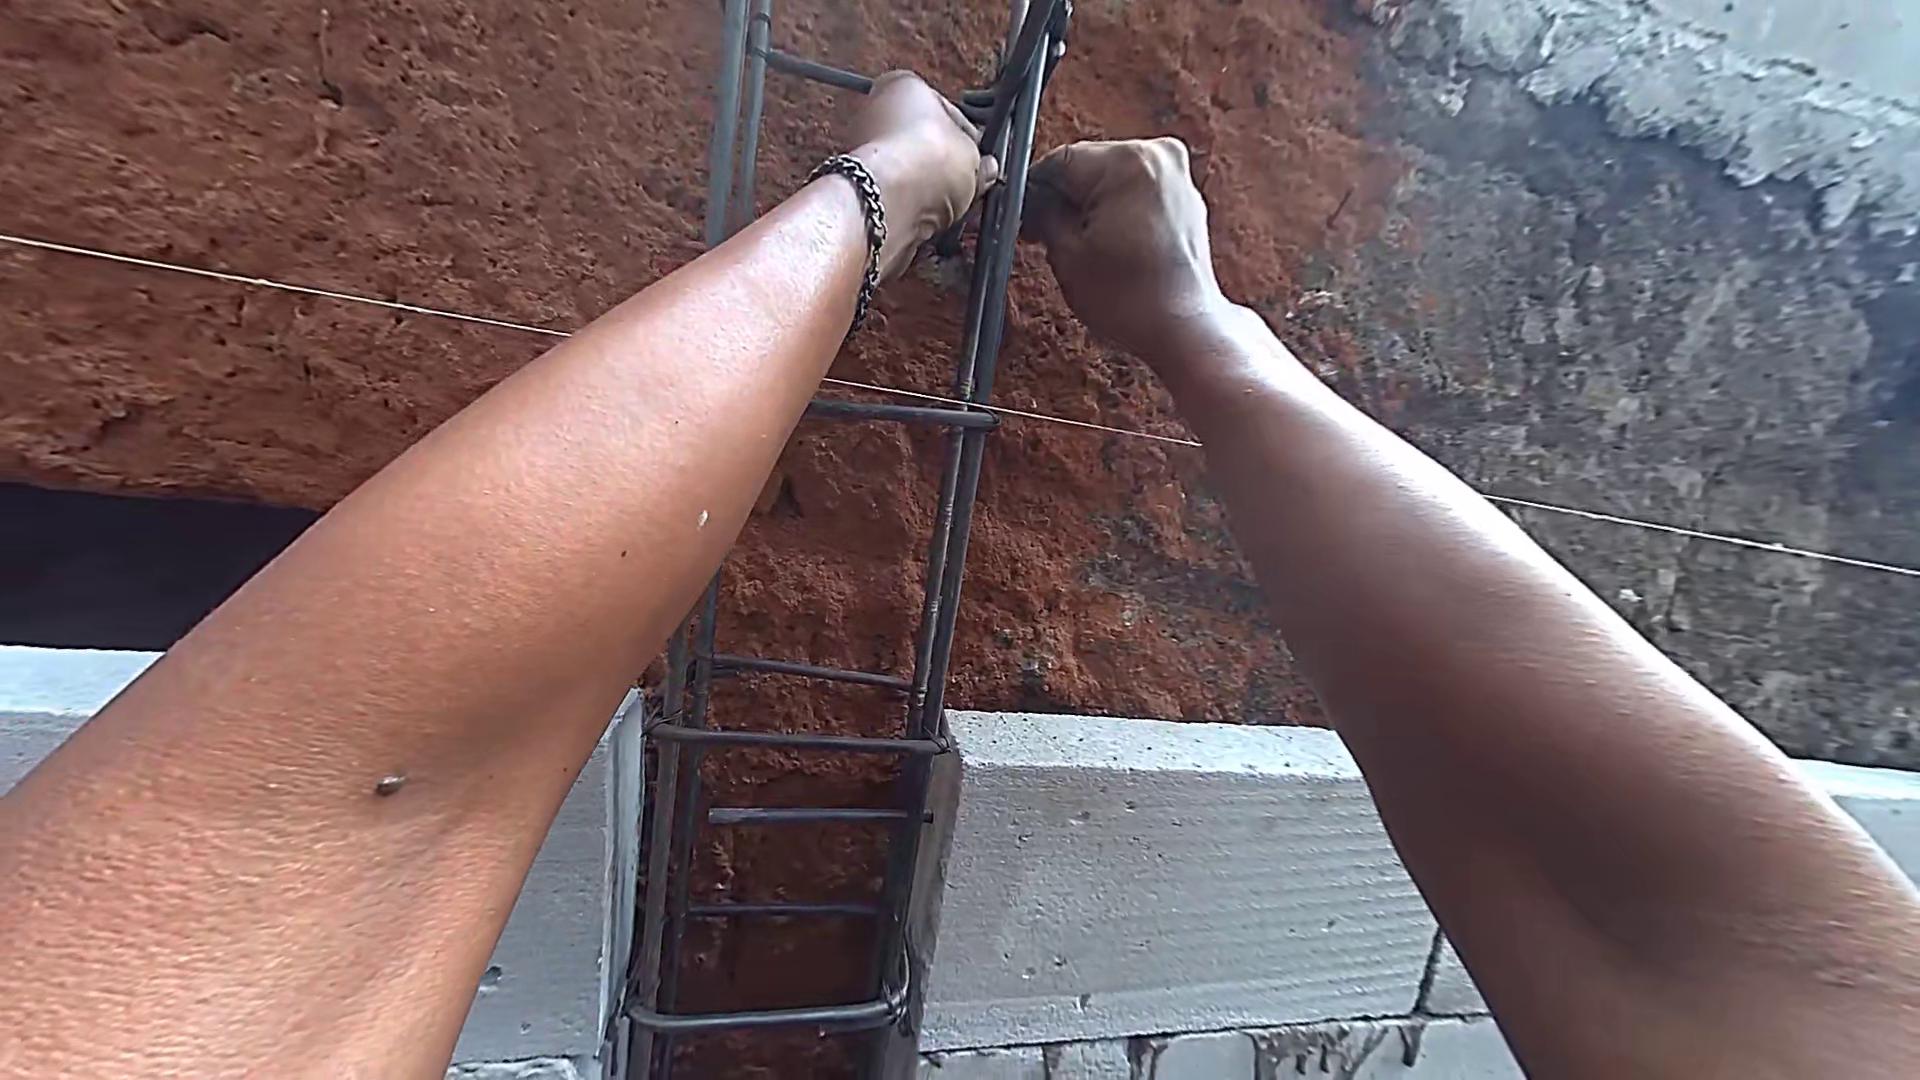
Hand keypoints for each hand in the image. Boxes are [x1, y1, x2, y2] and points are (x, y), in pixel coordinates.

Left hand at [847, 72, 997, 279]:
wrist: (891, 203)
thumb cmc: (926, 162)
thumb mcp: (973, 157)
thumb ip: (982, 163)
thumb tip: (987, 169)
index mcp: (904, 84)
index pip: (946, 112)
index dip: (968, 140)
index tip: (979, 160)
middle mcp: (876, 112)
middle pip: (924, 144)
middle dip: (945, 168)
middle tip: (965, 186)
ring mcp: (865, 153)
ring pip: (910, 174)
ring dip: (929, 191)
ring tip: (946, 206)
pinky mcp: (864, 190)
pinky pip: (898, 198)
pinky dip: (912, 208)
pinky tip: (925, 218)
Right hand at [1021, 138, 1231, 361]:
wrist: (1181, 328)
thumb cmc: (1131, 299)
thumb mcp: (1067, 255)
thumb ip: (1045, 215)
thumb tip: (1034, 201)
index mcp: (1126, 161)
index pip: (1060, 161)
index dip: (1034, 192)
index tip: (1023, 218)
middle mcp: (1158, 157)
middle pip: (1090, 169)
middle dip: (1066, 202)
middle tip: (1047, 241)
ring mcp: (1177, 178)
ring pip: (1113, 184)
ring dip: (1092, 212)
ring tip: (1082, 253)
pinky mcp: (1185, 202)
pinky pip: (1138, 198)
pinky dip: (1119, 218)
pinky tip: (1108, 252)